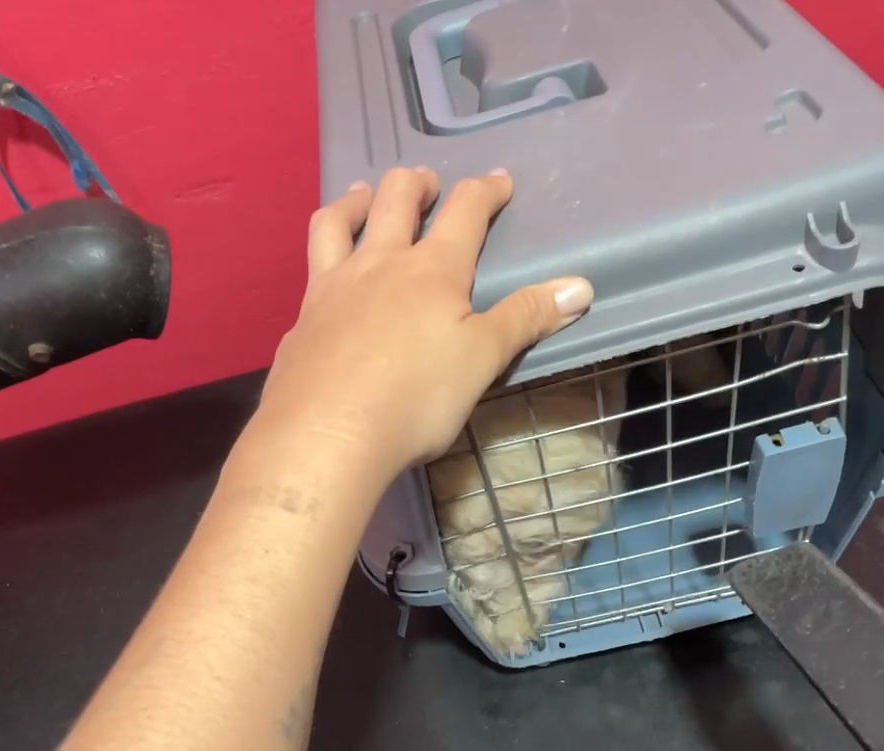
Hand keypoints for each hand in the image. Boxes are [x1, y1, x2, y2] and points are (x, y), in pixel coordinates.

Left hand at [253, 165, 593, 481]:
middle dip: (416, 184)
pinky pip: (311, 274)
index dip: (486, 191)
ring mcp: (332, 289)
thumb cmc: (417, 397)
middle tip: (428, 183)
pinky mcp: (302, 322)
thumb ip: (526, 319)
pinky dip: (324, 262)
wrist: (328, 435)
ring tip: (363, 196)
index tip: (500, 181)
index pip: (465, 213)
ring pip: (337, 223)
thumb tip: (581, 286)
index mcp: (432, 271)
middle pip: (394, 200)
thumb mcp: (483, 360)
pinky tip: (327, 282)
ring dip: (355, 201)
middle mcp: (378, 265)